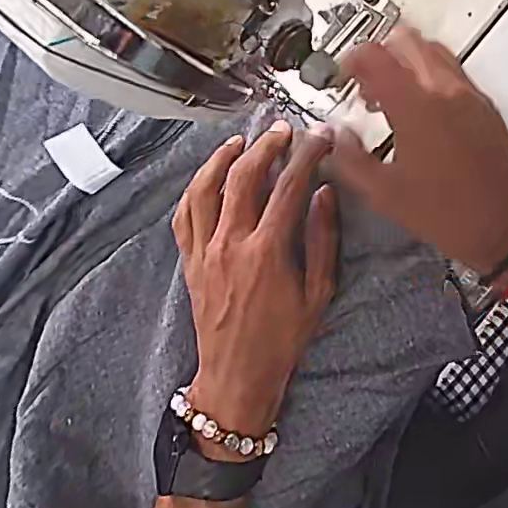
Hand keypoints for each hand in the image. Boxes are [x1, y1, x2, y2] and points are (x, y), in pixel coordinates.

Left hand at [173, 119, 338, 456]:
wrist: (237, 376)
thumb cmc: (281, 341)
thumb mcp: (318, 294)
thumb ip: (322, 240)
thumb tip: (324, 195)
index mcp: (267, 252)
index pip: (289, 187)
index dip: (307, 155)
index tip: (320, 139)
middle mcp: (231, 244)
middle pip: (244, 177)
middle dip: (266, 146)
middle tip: (282, 132)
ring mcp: (205, 251)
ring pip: (205, 189)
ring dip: (222, 159)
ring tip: (240, 143)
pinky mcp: (190, 261)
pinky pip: (184, 215)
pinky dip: (194, 189)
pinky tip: (207, 178)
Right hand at [328, 27, 507, 274]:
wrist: (504, 226)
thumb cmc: (450, 213)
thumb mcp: (383, 193)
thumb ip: (350, 158)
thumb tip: (336, 137)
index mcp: (416, 107)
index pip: (375, 56)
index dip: (350, 60)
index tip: (342, 76)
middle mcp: (445, 91)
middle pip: (406, 40)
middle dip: (377, 54)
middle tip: (363, 81)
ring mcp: (469, 96)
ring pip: (432, 51)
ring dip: (404, 62)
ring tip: (388, 94)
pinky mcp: (485, 107)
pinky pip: (453, 72)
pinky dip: (428, 76)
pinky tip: (419, 108)